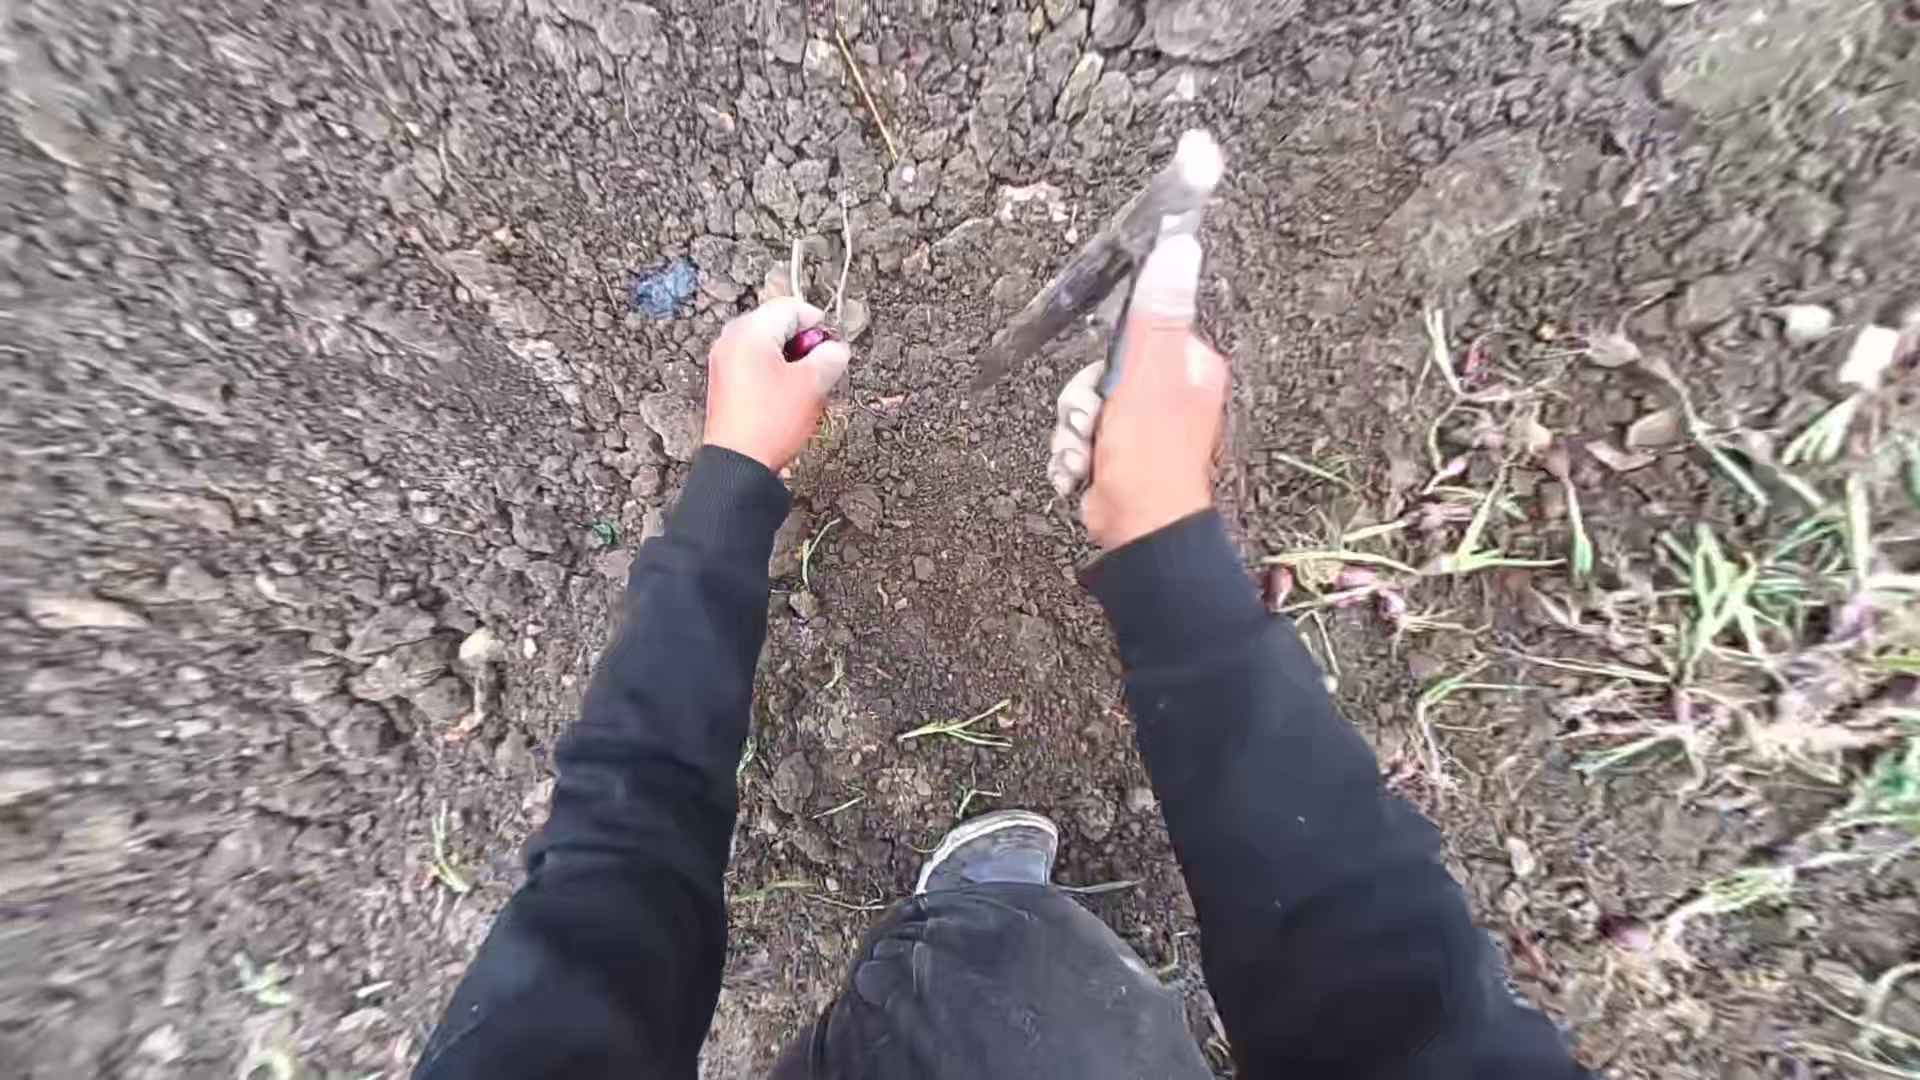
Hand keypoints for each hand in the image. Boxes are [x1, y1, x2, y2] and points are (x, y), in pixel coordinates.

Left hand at [703, 298, 851, 471]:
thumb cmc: (771, 422)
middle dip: (806, 346)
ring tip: (808, 390)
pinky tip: (790, 400)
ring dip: (795, 362)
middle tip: (823, 371)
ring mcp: (726, 361)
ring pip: (770, 348)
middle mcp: (732, 339)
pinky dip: (778, 375)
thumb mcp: (812, 385)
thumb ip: (830, 358)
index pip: (793, 308)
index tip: (834, 348)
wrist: (739, 464)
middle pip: (780, 326)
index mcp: (751, 330)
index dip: (820, 325)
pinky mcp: (727, 383)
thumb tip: (837, 349)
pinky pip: (758, 366)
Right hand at [1076, 317, 1227, 549]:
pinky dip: (1072, 454)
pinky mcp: (1116, 450)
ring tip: (1086, 453)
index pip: (1136, 335)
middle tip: (1092, 422)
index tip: (1107, 378)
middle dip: (1083, 402)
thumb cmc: (1150, 463)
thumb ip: (1157, 318)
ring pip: (1084, 406)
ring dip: (1073, 433)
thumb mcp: (1148, 378)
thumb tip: (1177, 251)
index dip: (1110, 357)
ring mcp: (1139, 425)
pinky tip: (1082, 469)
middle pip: (1101, 373)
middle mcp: (1165, 394)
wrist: (1136, 525)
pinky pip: (1078, 436)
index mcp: (1185, 368)